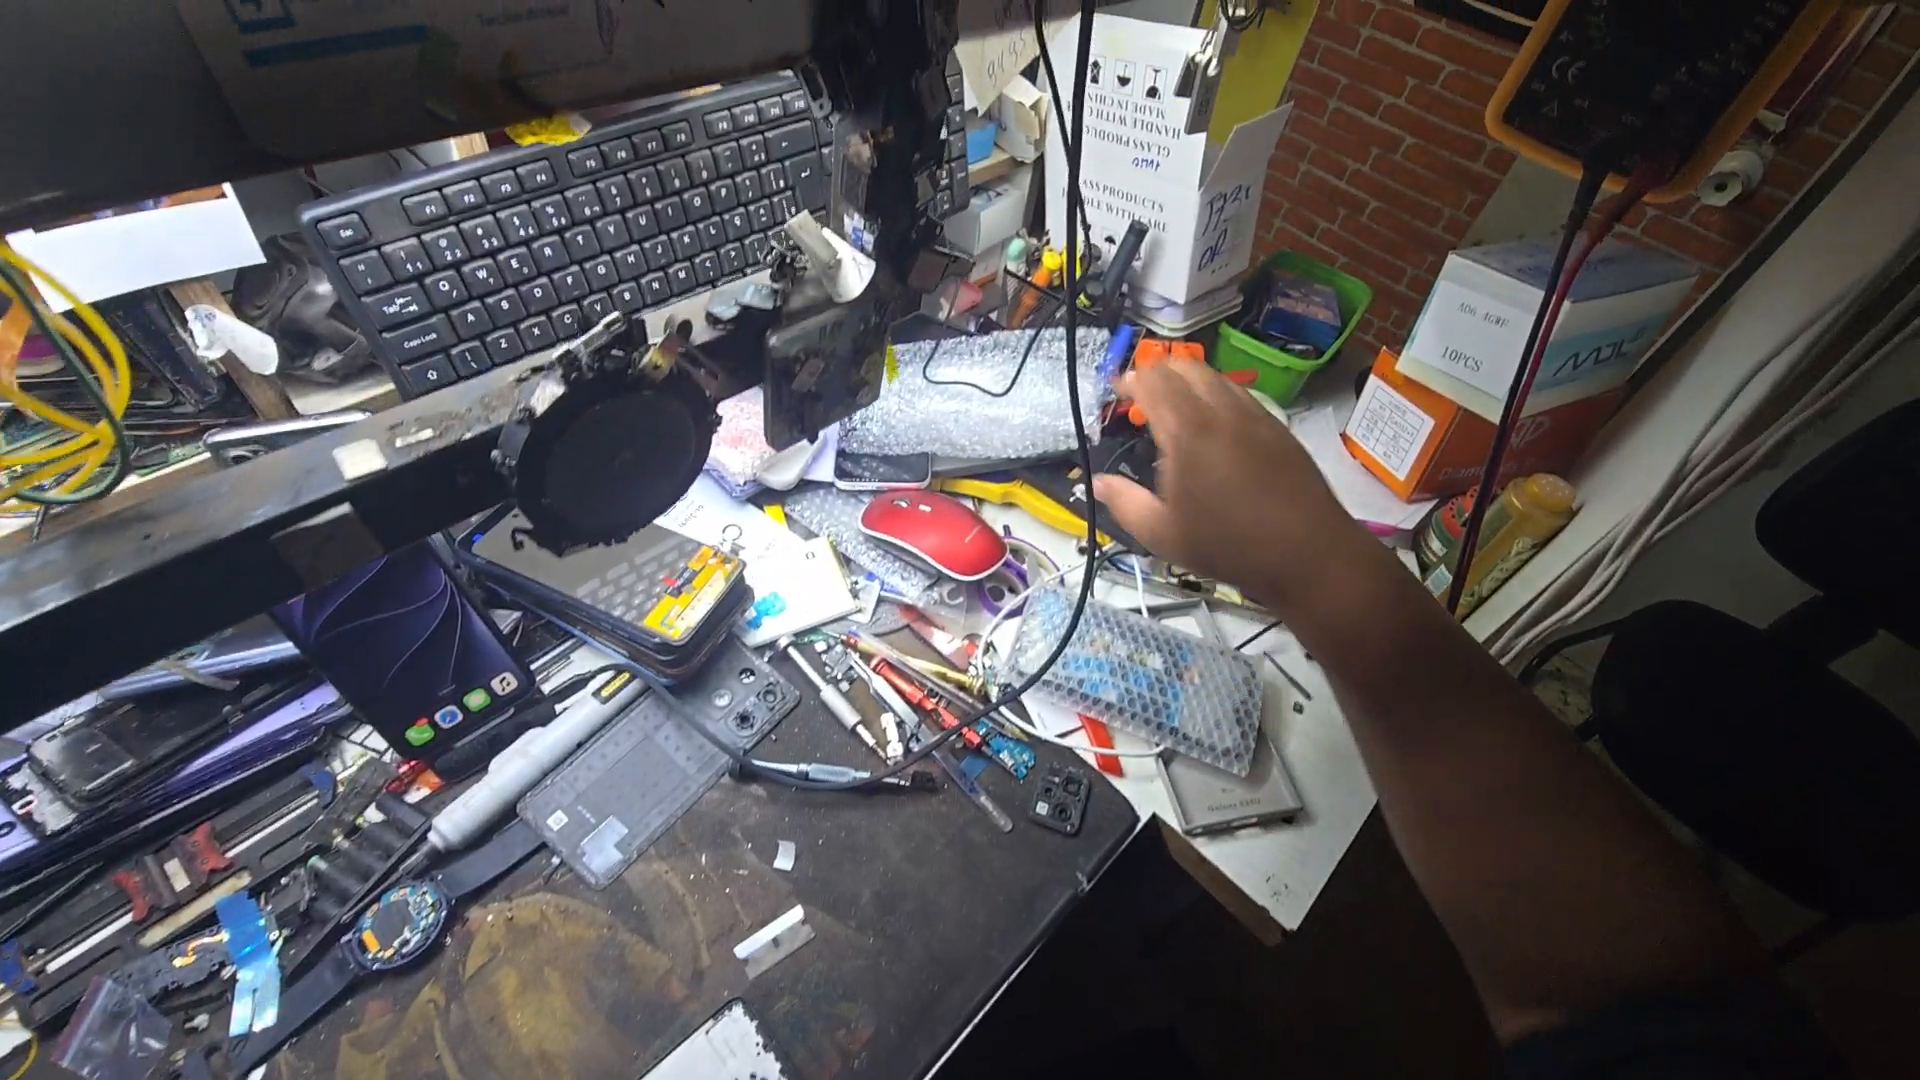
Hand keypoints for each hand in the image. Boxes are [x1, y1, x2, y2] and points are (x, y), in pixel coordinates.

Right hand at [1092, 360, 1371, 612]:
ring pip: (1216, 377)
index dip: (1131, 379)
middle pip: (1186, 367)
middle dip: (1158, 373)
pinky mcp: (1278, 428)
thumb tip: (1096, 482)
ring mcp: (1256, 416)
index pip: (1155, 381)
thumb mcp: (1162, 534)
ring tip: (1174, 407)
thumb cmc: (1228, 546)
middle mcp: (1222, 412)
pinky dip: (1216, 395)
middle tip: (1141, 395)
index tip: (1117, 391)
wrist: (1308, 553)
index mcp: (1188, 432)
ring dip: (1188, 381)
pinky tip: (1212, 425)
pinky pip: (1240, 394)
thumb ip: (1124, 503)